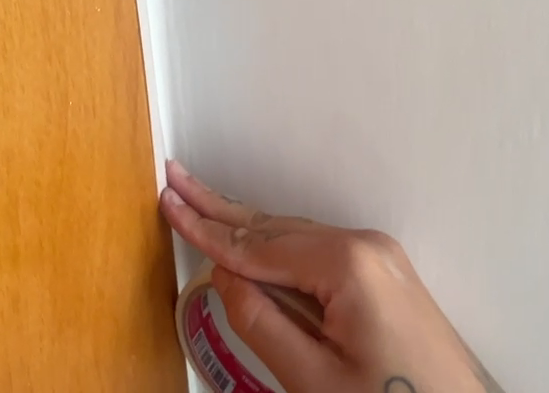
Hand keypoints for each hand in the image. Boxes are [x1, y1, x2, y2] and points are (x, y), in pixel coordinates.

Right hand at [161, 162, 500, 392]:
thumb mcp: (314, 381)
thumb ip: (259, 321)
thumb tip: (224, 275)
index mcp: (346, 264)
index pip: (255, 244)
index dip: (204, 227)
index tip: (166, 201)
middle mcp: (363, 246)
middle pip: (271, 226)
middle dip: (217, 206)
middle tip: (174, 177)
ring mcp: (377, 257)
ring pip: (291, 237)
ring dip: (241, 226)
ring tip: (198, 202)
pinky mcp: (382, 275)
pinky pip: (313, 252)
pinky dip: (273, 247)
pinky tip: (247, 238)